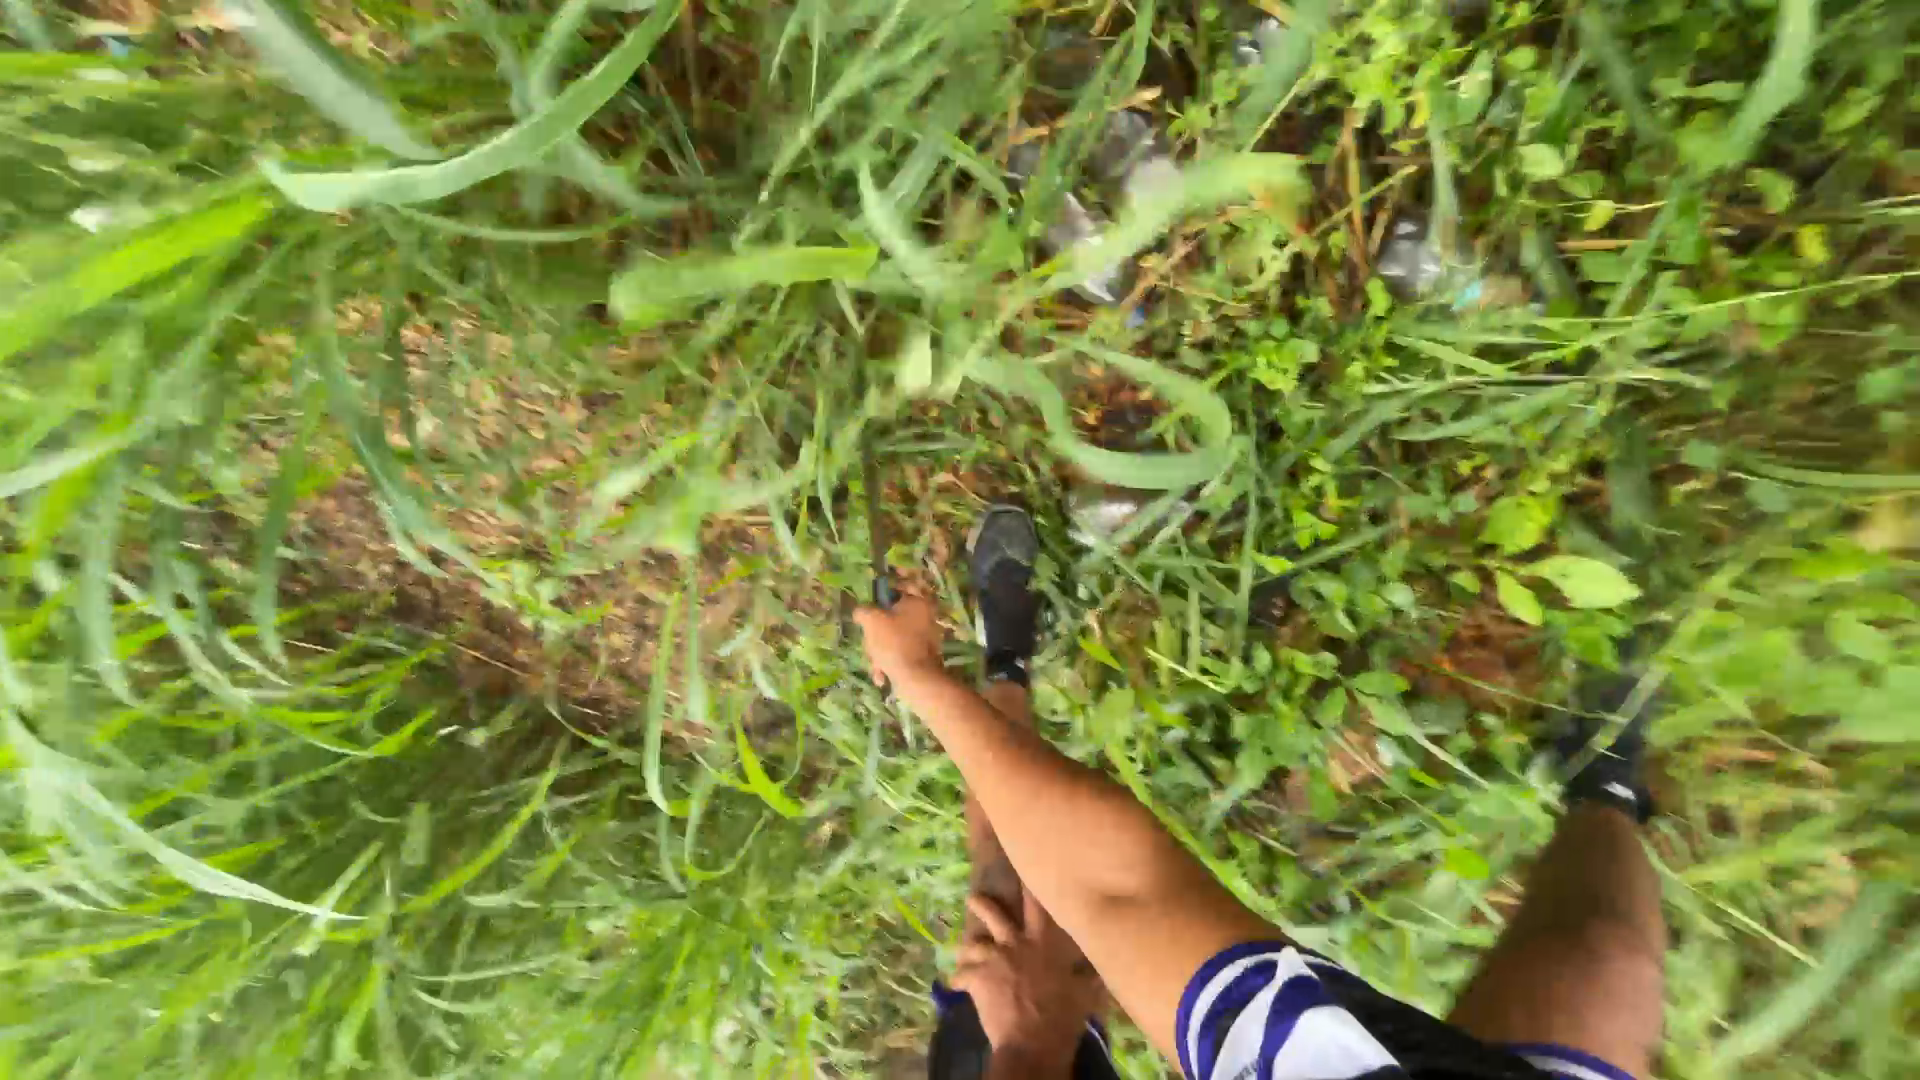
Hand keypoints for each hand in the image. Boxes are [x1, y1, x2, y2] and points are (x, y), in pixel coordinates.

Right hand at [852, 594, 944, 686]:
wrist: (915, 677)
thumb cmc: (894, 642)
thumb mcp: (872, 620)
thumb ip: (863, 610)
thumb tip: (860, 612)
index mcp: (918, 602)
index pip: (901, 586)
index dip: (884, 592)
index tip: (871, 604)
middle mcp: (925, 617)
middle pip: (892, 616)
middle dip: (876, 632)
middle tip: (869, 640)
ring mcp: (924, 638)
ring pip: (892, 637)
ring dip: (879, 650)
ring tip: (876, 663)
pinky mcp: (921, 656)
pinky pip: (898, 653)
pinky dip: (888, 662)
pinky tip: (881, 674)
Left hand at [952, 889, 1102, 1069]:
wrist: (1033, 1044)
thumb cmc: (1062, 1018)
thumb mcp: (1084, 994)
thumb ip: (1090, 976)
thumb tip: (1101, 967)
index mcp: (1042, 943)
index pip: (1036, 905)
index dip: (1028, 884)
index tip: (1021, 868)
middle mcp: (1015, 943)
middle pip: (995, 914)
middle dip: (983, 903)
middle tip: (973, 897)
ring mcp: (994, 959)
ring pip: (973, 942)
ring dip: (967, 948)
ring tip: (962, 951)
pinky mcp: (977, 978)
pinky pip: (960, 975)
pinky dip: (958, 979)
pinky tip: (955, 985)